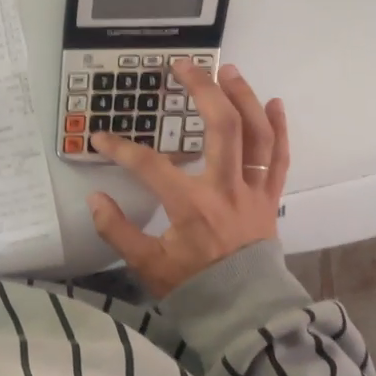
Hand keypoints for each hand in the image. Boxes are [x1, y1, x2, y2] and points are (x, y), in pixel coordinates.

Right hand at [86, 63, 289, 298]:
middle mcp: (225, 189)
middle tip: (184, 68)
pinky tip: (271, 102)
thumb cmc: (191, 286)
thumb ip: (117, 231)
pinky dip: (278, 127)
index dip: (121, 149)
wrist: (240, 308)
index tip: (101, 138)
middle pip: (221, 126)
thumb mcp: (145, 264)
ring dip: (243, 97)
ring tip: (228, 72)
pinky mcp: (269, 197)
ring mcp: (253, 191)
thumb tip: (96, 200)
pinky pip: (279, 156)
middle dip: (202, 91)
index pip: (150, 166)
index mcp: (191, 205)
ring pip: (256, 132)